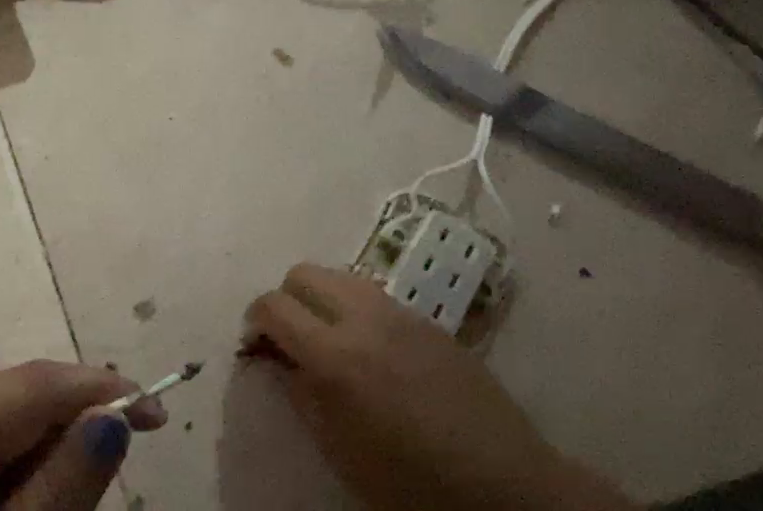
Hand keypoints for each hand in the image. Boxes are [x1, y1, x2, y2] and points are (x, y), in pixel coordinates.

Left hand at [0, 359, 167, 510]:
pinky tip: (27, 488)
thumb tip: (114, 414)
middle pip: (23, 388)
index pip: (37, 383)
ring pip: (9, 401)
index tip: (159, 413)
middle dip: (75, 417)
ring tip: (61, 493)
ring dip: (49, 436)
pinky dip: (19, 447)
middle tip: (117, 464)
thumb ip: (65, 479)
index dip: (102, 388)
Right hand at [243, 264, 636, 510]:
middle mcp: (364, 319)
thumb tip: (278, 362)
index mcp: (335, 355)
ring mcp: (402, 314)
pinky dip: (359, 310)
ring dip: (324, 299)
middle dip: (287, 298)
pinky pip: (378, 297)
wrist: (508, 487)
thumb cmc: (413, 481)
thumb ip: (301, 395)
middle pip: (303, 274)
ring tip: (331, 338)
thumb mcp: (340, 450)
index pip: (272, 306)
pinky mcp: (431, 321)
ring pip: (342, 277)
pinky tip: (373, 350)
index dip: (255, 320)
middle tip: (291, 336)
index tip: (258, 345)